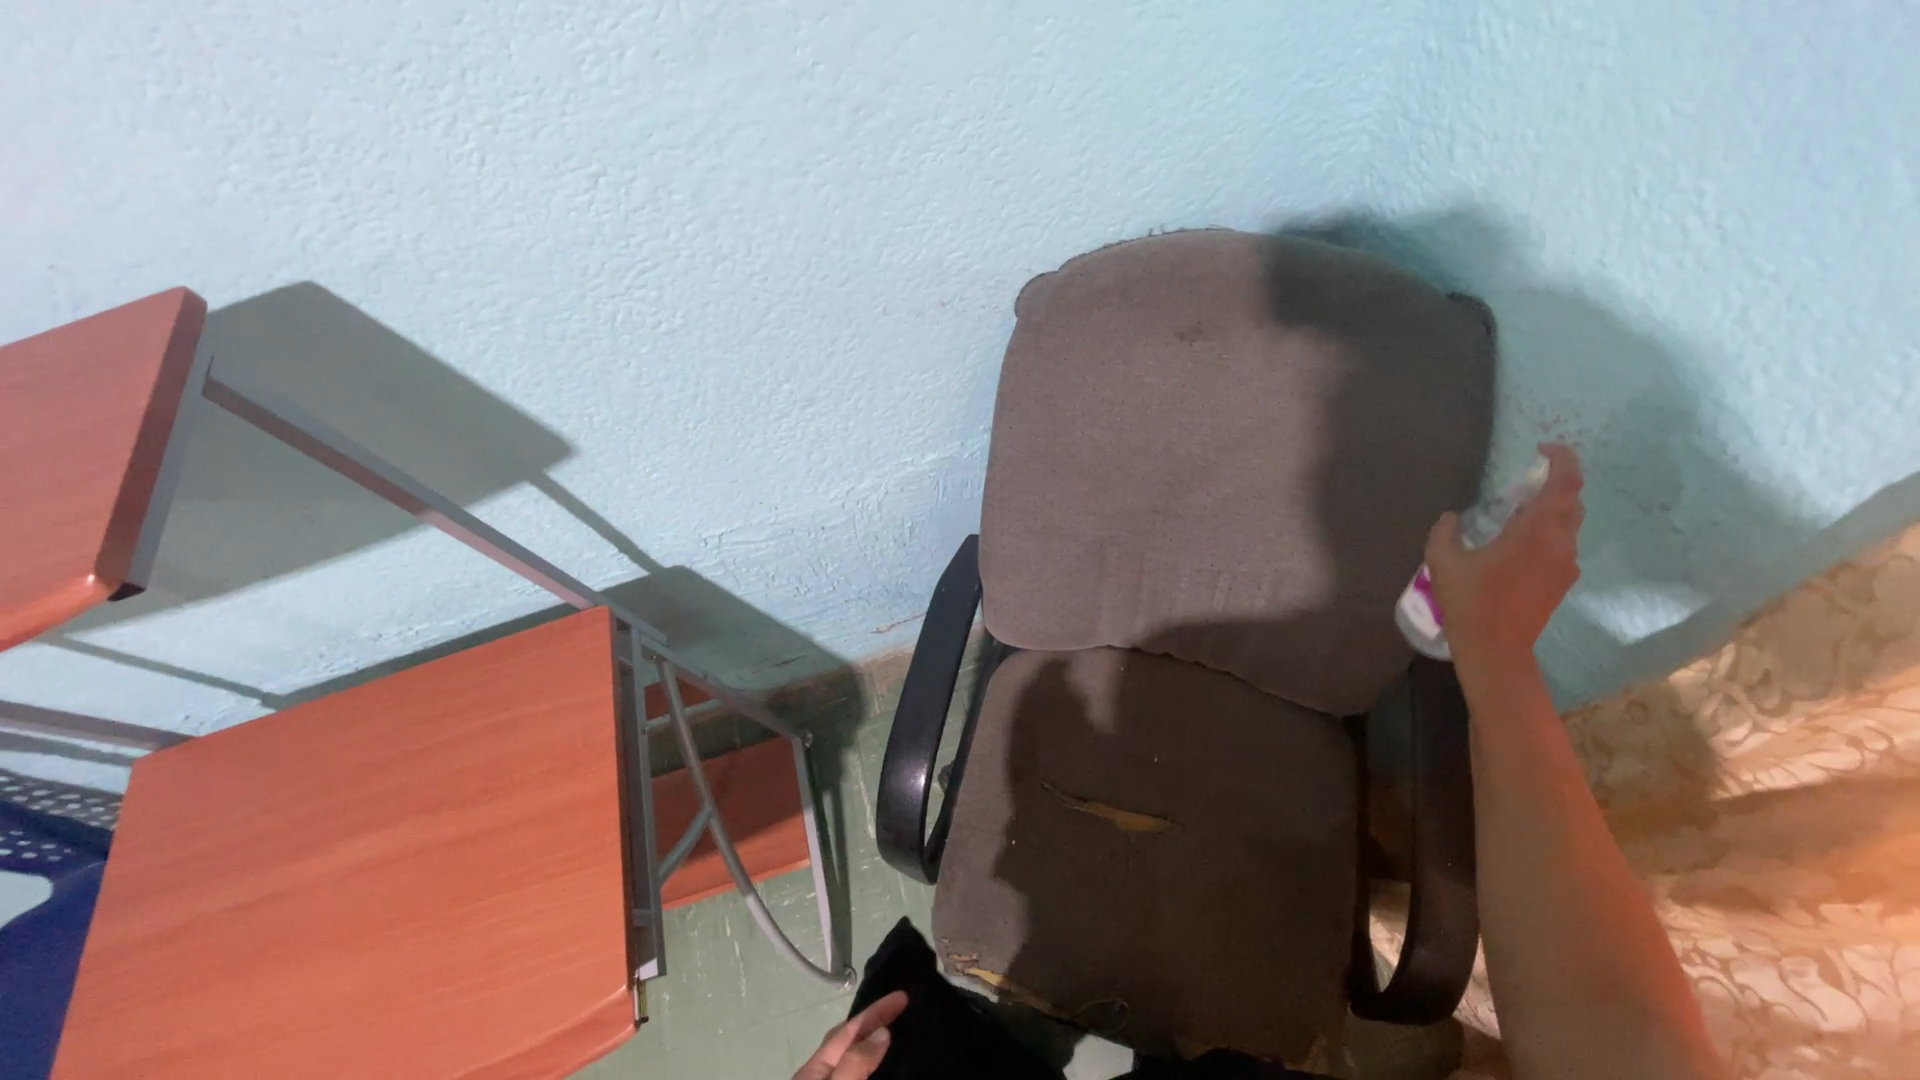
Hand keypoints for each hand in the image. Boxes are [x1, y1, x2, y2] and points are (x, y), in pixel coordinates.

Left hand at [793, 991, 906, 1079]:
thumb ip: (855, 1062)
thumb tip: (884, 1031)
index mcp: (815, 1066)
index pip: (850, 1028)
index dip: (877, 1009)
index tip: (903, 995)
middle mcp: (818, 1073)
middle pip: (846, 1038)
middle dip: (872, 1019)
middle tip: (898, 1009)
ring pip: (849, 1057)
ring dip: (870, 1043)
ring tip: (893, 1034)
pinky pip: (854, 1072)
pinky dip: (868, 1063)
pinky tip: (878, 1066)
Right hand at [1426, 443, 1583, 664]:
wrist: (1496, 647)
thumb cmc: (1469, 601)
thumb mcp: (1443, 561)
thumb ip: (1445, 532)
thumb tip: (1452, 517)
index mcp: (1535, 531)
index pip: (1565, 482)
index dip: (1560, 458)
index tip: (1541, 448)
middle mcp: (1559, 542)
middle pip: (1572, 500)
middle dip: (1554, 482)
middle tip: (1523, 481)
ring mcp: (1566, 564)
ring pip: (1569, 523)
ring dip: (1550, 510)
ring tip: (1516, 514)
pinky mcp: (1562, 581)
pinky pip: (1561, 545)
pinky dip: (1546, 533)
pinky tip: (1517, 546)